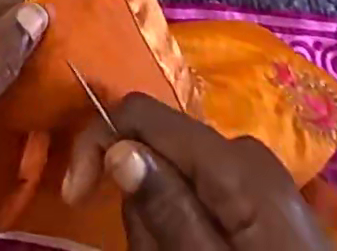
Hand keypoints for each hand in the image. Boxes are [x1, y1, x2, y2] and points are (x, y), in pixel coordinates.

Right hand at [60, 93, 330, 250]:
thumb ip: (169, 212)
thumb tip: (118, 148)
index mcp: (235, 162)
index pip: (142, 112)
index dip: (98, 140)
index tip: (75, 195)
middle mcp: (244, 150)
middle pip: (155, 146)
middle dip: (139, 199)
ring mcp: (256, 172)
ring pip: (174, 172)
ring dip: (161, 221)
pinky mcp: (261, 195)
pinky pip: (200, 190)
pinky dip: (185, 224)